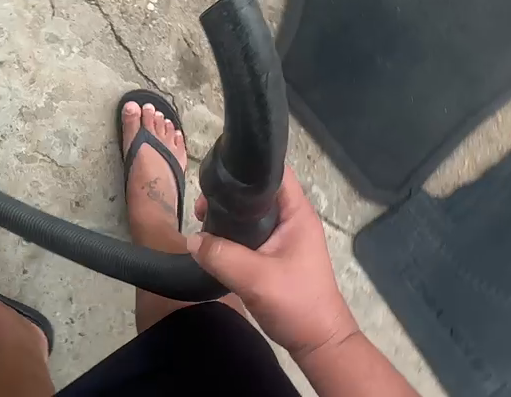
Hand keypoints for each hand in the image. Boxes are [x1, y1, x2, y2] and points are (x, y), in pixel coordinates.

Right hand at [187, 168, 359, 363]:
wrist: (318, 344)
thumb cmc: (296, 304)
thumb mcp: (255, 278)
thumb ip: (221, 256)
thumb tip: (192, 239)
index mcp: (297, 213)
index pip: (276, 171)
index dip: (250, 166)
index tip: (219, 173)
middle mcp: (293, 218)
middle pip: (260, 191)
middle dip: (232, 194)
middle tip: (204, 205)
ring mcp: (287, 236)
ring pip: (255, 213)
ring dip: (232, 215)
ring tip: (205, 220)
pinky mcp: (279, 253)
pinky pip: (254, 232)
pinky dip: (236, 232)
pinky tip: (217, 241)